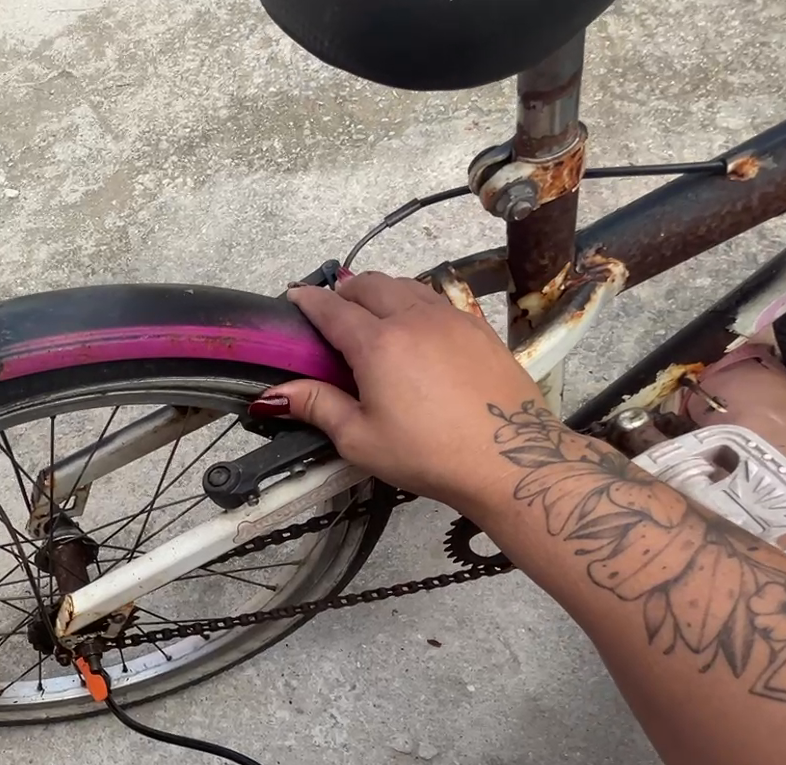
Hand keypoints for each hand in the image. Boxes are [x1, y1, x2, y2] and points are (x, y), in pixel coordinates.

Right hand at [255, 272, 545, 510]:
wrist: (512, 458)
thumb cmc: (427, 453)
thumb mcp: (358, 438)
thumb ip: (316, 406)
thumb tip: (273, 395)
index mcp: (378, 345)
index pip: (333, 310)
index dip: (309, 300)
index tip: (294, 295)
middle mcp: (414, 320)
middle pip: (371, 285)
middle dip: (343, 291)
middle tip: (328, 309)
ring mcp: (451, 320)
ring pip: (406, 286)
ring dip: (378, 291)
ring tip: (366, 312)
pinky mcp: (478, 329)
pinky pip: (435, 300)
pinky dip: (411, 301)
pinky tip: (409, 325)